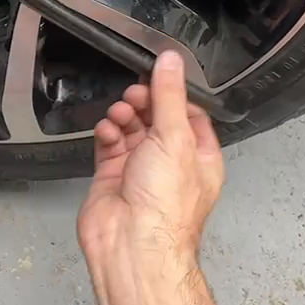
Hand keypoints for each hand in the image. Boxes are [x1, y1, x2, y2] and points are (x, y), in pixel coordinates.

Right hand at [77, 51, 224, 257]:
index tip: (156, 77)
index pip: (188, 113)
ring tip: (119, 115)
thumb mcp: (174, 137)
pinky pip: (108, 144)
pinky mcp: (112, 176)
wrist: (130, 242)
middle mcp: (171, 163)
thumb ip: (169, 96)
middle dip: (143, 103)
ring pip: (130, 129)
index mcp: (198, 156)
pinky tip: (106, 131)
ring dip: (123, 117)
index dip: (171, 94)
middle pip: (156, 118)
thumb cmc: (165, 205)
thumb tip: (171, 61)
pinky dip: (106, 133)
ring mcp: (140, 169)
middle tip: (134, 96)